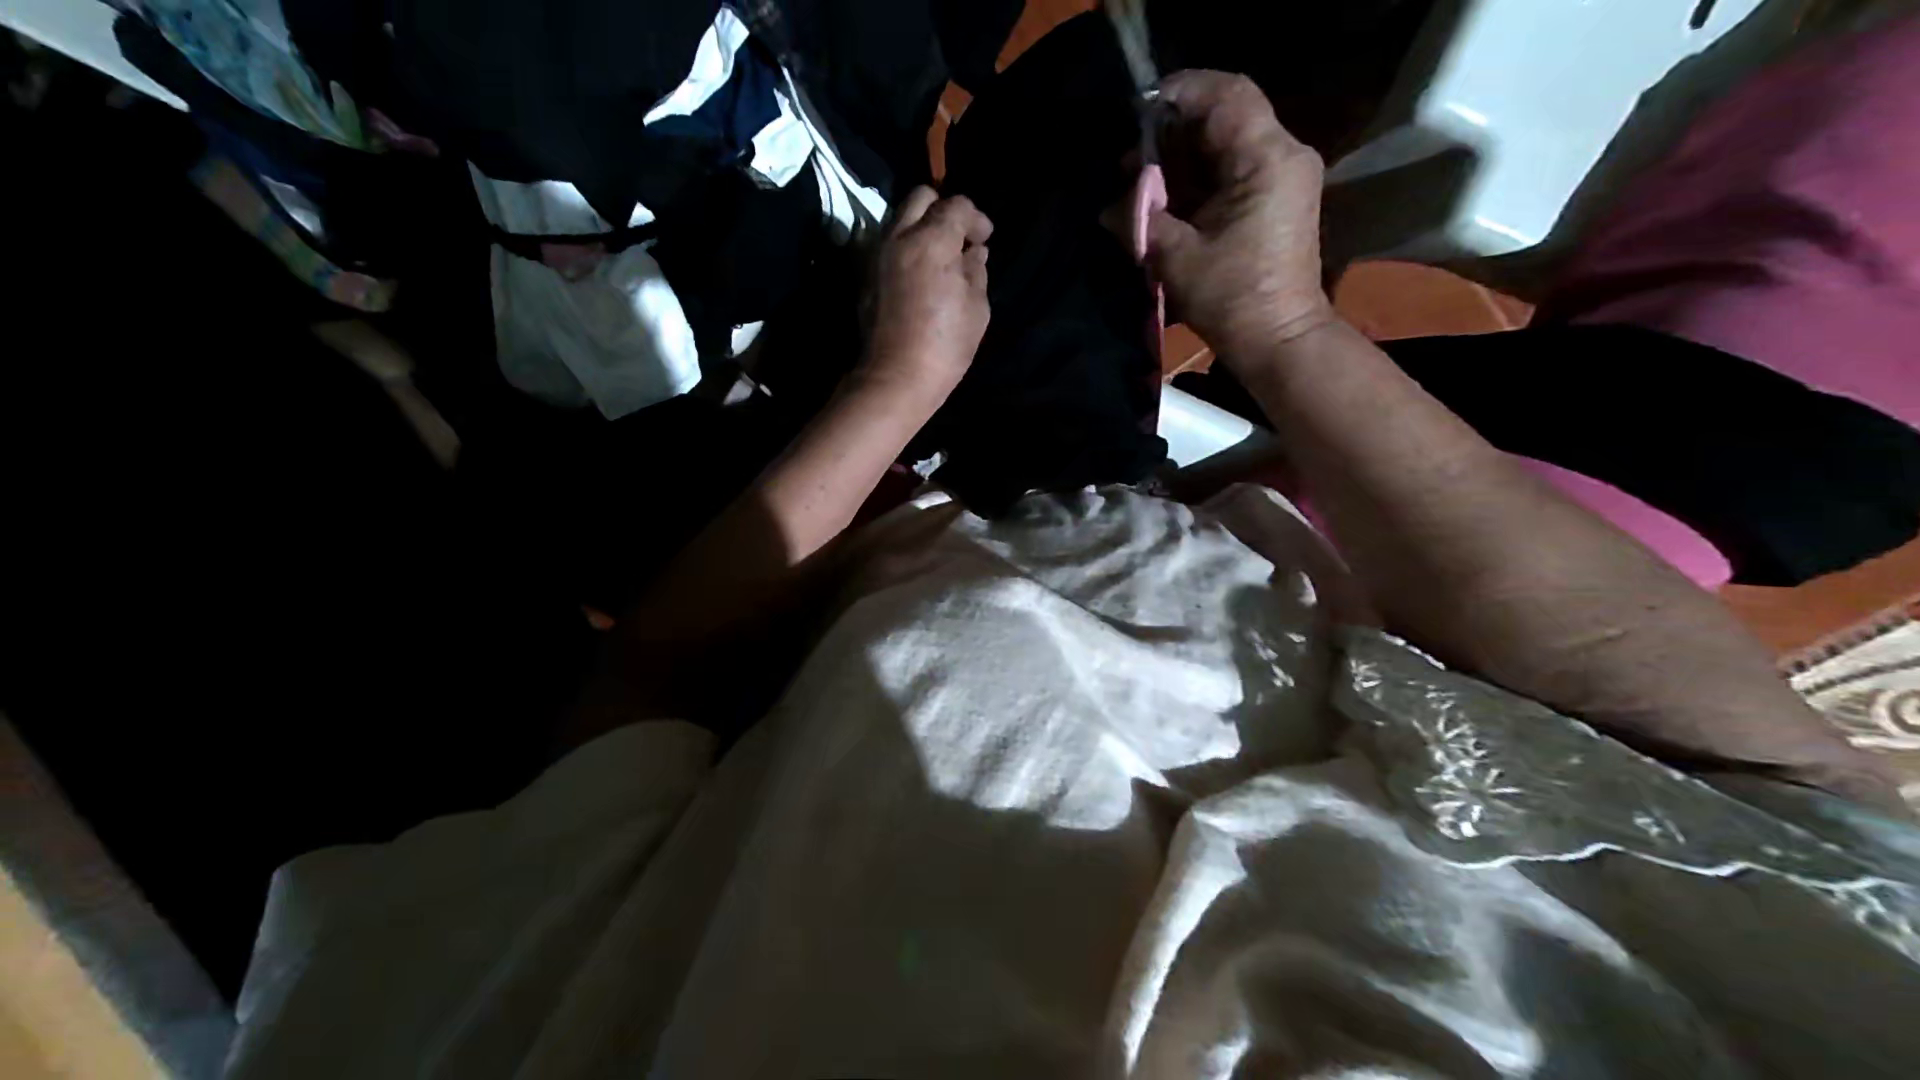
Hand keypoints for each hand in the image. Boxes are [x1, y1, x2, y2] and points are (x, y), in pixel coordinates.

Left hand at [860, 186, 992, 406]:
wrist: (895, 378)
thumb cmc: (944, 346)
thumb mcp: (976, 308)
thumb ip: (976, 271)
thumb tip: (973, 253)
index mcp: (931, 241)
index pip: (956, 206)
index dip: (976, 219)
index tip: (984, 241)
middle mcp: (899, 237)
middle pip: (921, 197)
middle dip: (944, 211)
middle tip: (960, 240)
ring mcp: (877, 255)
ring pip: (900, 218)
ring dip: (922, 227)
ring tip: (940, 258)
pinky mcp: (866, 276)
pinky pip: (889, 245)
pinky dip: (907, 248)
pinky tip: (921, 275)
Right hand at [1147, 71, 1334, 361]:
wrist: (1278, 340)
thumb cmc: (1232, 298)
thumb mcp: (1176, 257)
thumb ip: (1141, 220)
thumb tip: (1112, 206)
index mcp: (1266, 159)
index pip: (1226, 95)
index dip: (1180, 92)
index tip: (1138, 111)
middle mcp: (1282, 155)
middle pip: (1226, 117)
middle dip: (1173, 131)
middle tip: (1130, 157)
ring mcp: (1282, 178)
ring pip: (1227, 144)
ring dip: (1182, 157)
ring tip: (1140, 181)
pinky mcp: (1274, 200)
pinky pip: (1232, 171)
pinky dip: (1197, 177)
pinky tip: (1165, 198)